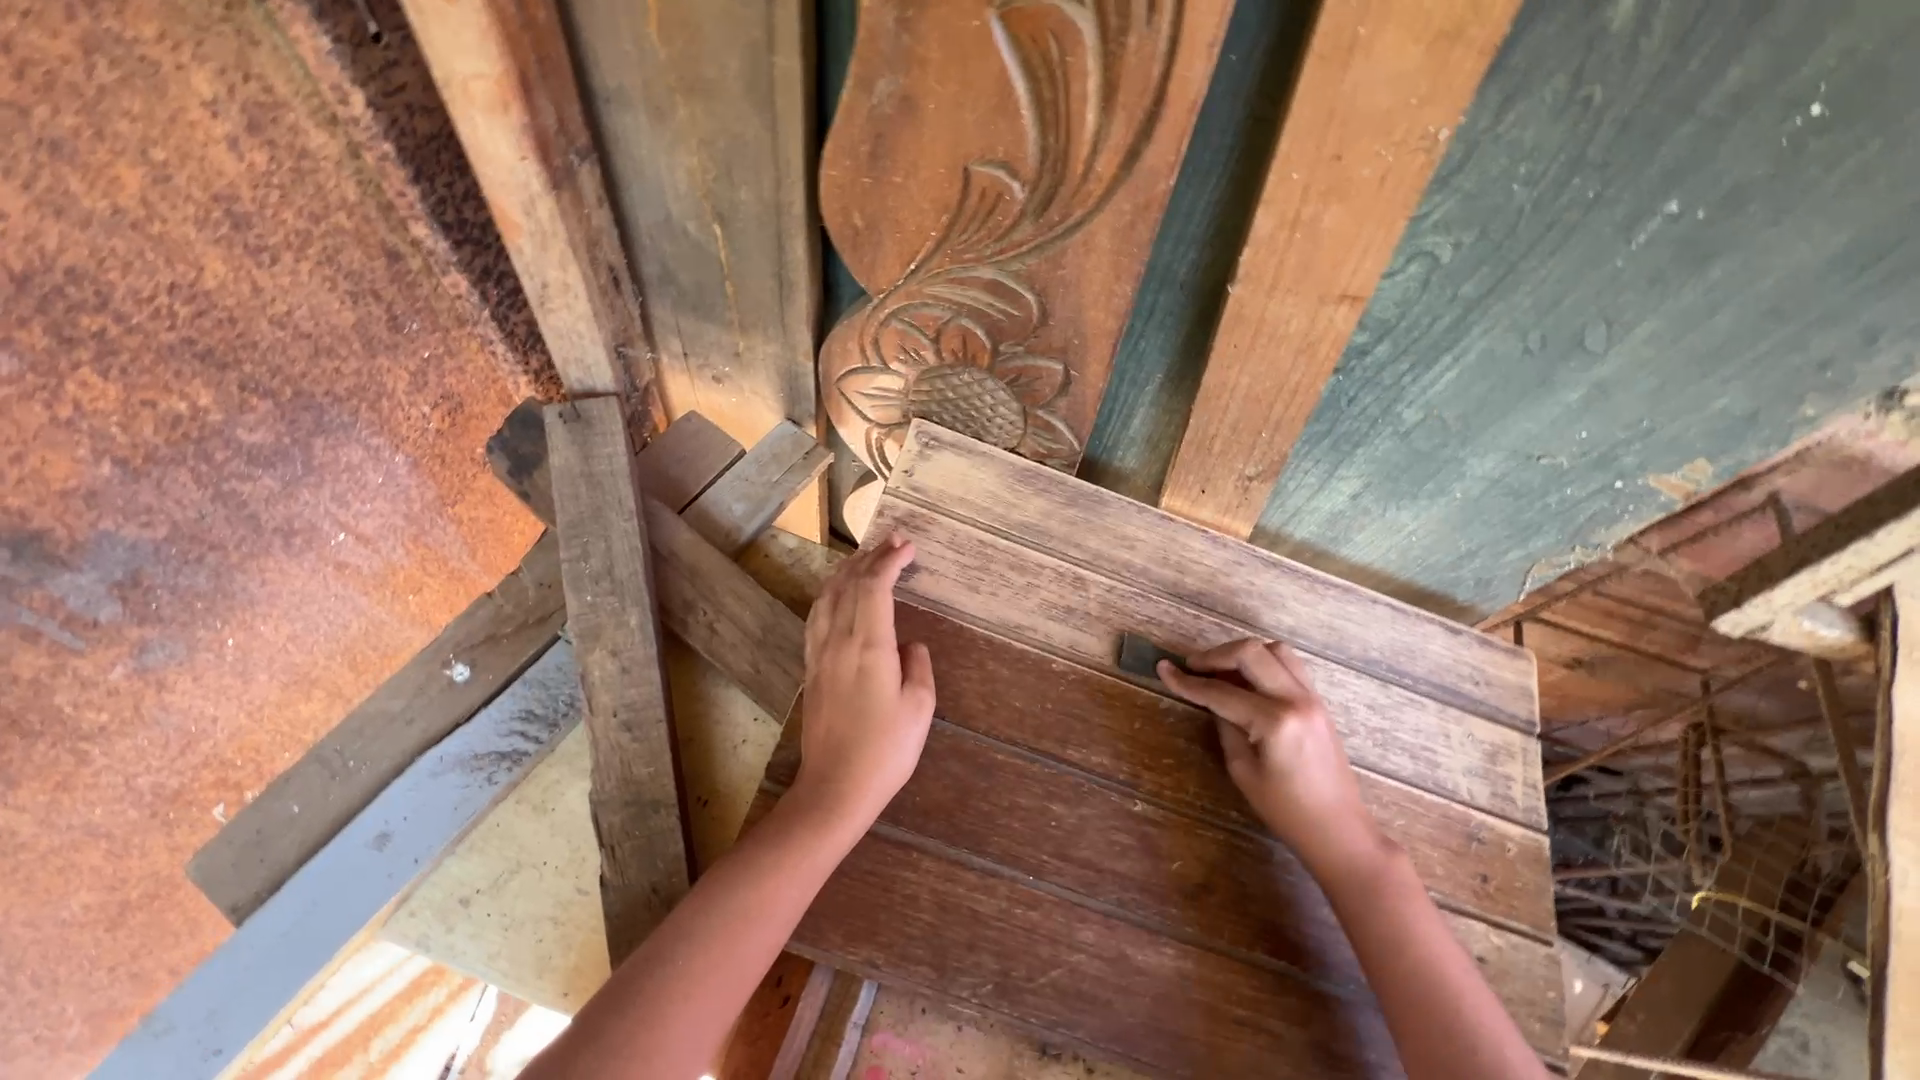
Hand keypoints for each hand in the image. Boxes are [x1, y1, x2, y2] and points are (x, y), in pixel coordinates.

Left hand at [795, 534, 935, 824]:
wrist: (835, 787)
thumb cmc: (886, 750)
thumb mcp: (919, 708)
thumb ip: (918, 666)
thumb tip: (910, 644)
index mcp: (869, 645)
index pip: (875, 586)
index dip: (890, 560)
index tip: (908, 546)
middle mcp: (839, 640)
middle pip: (849, 584)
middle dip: (871, 557)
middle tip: (893, 540)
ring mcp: (819, 654)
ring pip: (827, 597)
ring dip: (847, 571)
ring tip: (865, 557)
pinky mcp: (811, 669)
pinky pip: (817, 617)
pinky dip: (830, 594)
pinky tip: (836, 594)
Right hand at [1157, 640, 1378, 870]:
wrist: (1338, 829)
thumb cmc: (1286, 810)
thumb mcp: (1243, 771)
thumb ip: (1226, 727)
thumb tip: (1213, 701)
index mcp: (1274, 721)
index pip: (1220, 691)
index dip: (1187, 681)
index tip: (1164, 669)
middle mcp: (1296, 700)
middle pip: (1251, 652)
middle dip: (1215, 655)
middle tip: (1192, 667)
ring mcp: (1312, 698)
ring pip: (1275, 650)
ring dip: (1244, 654)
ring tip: (1221, 672)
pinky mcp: (1319, 703)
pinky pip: (1289, 666)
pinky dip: (1264, 664)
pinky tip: (1248, 682)